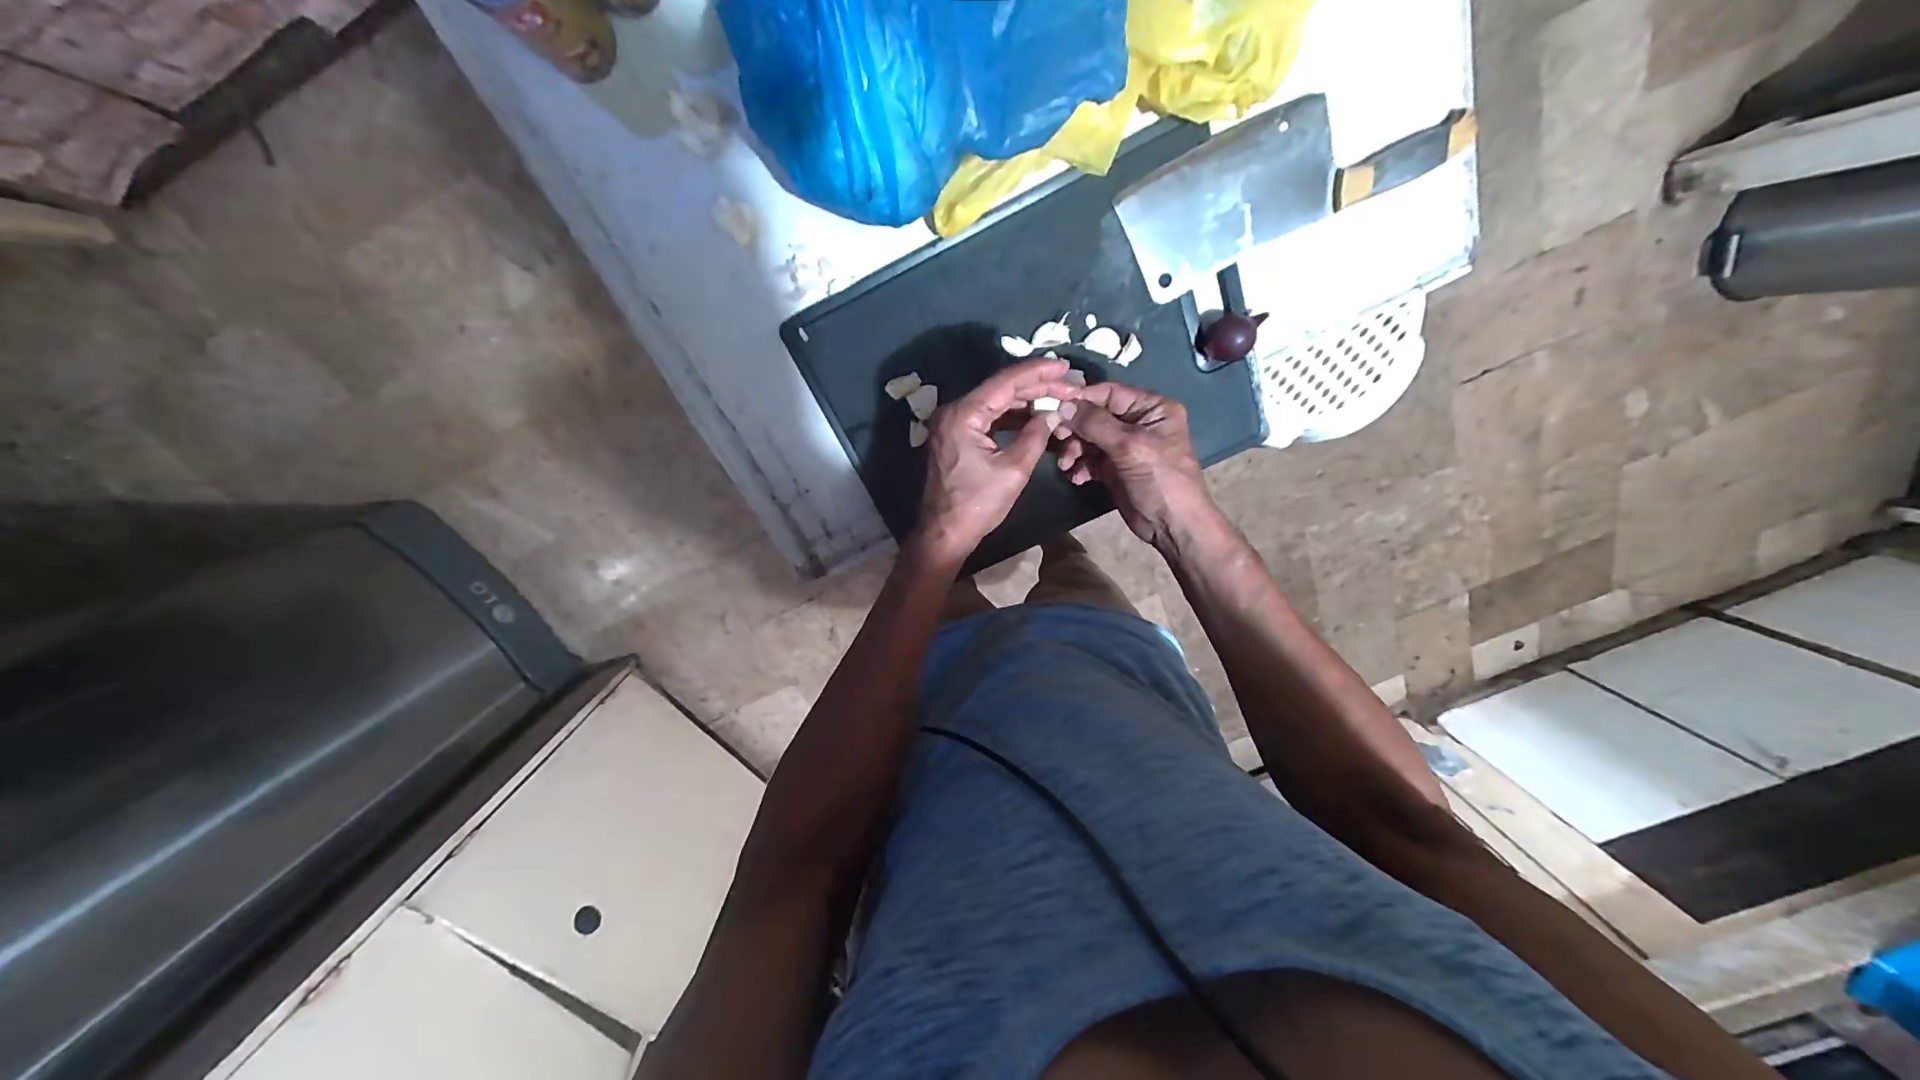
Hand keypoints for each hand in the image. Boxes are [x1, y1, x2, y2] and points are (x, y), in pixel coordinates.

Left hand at [910, 357, 1077, 566]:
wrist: (944, 533)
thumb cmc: (977, 504)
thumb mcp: (1014, 469)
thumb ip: (1035, 435)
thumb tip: (1053, 413)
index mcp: (964, 414)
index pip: (1005, 382)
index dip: (1038, 372)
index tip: (1064, 367)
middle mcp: (954, 411)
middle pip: (1000, 389)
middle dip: (1036, 386)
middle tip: (1068, 383)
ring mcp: (953, 423)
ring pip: (995, 402)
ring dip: (1026, 400)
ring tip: (1058, 396)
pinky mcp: (956, 436)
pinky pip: (988, 417)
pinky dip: (1011, 416)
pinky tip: (1035, 415)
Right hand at [1054, 381, 1216, 548]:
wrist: (1172, 526)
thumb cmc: (1160, 479)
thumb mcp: (1129, 447)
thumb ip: (1095, 424)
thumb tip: (1063, 405)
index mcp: (1151, 408)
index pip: (1109, 392)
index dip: (1081, 399)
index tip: (1054, 408)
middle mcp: (1137, 422)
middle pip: (1095, 415)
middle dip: (1074, 428)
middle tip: (1056, 439)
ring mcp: (1125, 446)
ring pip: (1089, 438)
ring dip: (1073, 450)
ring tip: (1066, 465)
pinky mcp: (1114, 467)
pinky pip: (1090, 459)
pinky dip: (1080, 466)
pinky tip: (1075, 477)